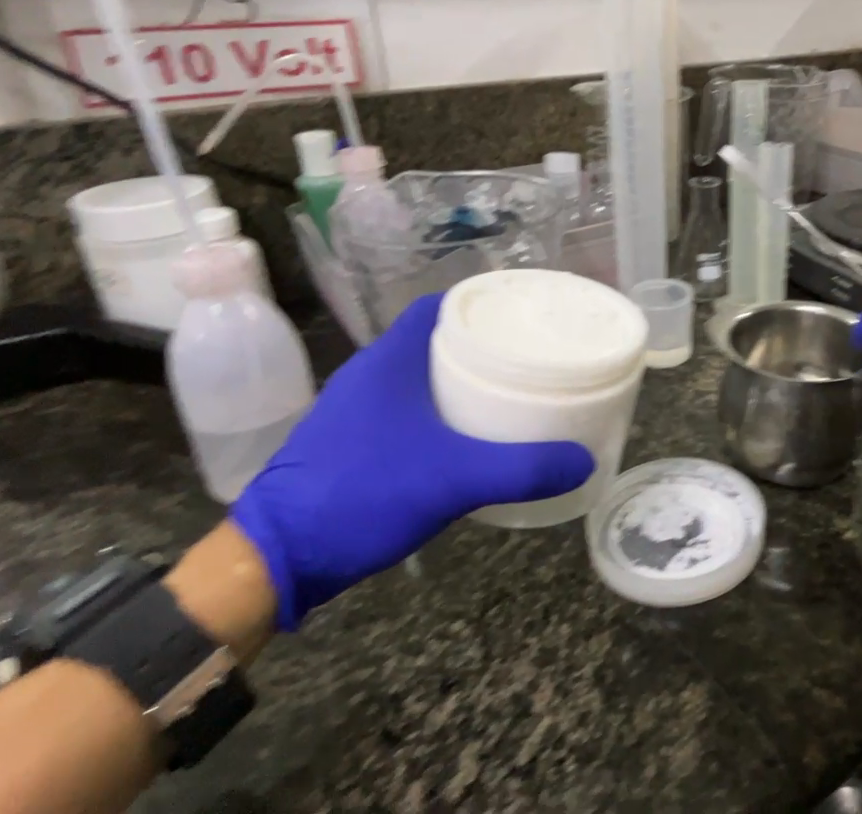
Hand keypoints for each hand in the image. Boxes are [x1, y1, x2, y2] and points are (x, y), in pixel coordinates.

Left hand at [230, 294, 594, 629]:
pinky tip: (471, 440)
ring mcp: (357, 411)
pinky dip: (443, 414)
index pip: (441, 306)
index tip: (526, 316)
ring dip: (463, 382)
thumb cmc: (361, 494)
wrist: (277, 556)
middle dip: (484, 345)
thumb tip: (583, 461)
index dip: (483, 305)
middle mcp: (371, 374)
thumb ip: (522, 469)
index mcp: (391, 360)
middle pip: (437, 341)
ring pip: (422, 378)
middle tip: (533, 357)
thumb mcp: (454, 480)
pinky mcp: (353, 444)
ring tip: (513, 395)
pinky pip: (410, 411)